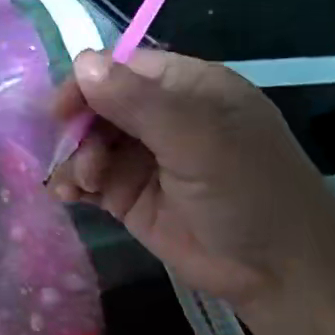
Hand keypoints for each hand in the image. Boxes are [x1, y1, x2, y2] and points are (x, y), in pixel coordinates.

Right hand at [46, 48, 334, 315]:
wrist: (274, 271)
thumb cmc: (248, 193)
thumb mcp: (198, 140)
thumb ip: (139, 102)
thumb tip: (82, 63)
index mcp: (187, 87)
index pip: (122, 68)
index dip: (86, 84)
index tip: (60, 112)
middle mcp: (162, 117)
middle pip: (98, 105)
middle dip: (79, 130)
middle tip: (80, 161)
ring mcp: (143, 157)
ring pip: (88, 143)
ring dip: (74, 160)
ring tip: (80, 186)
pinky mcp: (128, 195)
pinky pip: (88, 179)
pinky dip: (72, 184)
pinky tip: (68, 197)